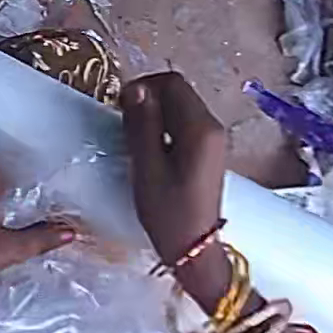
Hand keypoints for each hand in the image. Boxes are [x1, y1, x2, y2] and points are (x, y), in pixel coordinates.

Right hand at [120, 72, 226, 263]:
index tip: (119, 106)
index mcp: (200, 128)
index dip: (142, 86)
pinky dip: (164, 123)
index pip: (171, 83)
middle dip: (148, 96)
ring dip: (155, 110)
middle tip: (122, 119)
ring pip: (181, 105)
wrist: (195, 249)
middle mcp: (212, 127)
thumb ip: (142, 125)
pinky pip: (184, 122)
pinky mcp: (208, 150)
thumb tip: (135, 88)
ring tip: (132, 133)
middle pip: (178, 91)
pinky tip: (149, 145)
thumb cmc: (168, 212)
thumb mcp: (148, 167)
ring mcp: (213, 139)